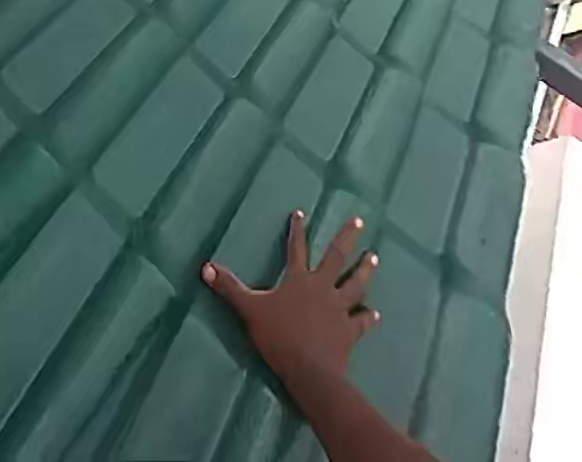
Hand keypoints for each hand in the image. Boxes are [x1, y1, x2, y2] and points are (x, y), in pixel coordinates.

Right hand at [201, 210, 379, 386]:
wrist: (310, 371)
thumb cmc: (278, 337)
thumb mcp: (249, 310)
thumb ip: (229, 288)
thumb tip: (205, 267)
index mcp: (299, 279)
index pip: (296, 247)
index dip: (297, 229)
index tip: (302, 211)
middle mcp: (321, 286)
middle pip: (336, 256)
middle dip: (348, 237)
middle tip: (360, 221)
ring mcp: (338, 308)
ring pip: (355, 283)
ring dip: (365, 270)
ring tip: (374, 256)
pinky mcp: (349, 330)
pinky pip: (361, 321)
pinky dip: (368, 317)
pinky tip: (376, 313)